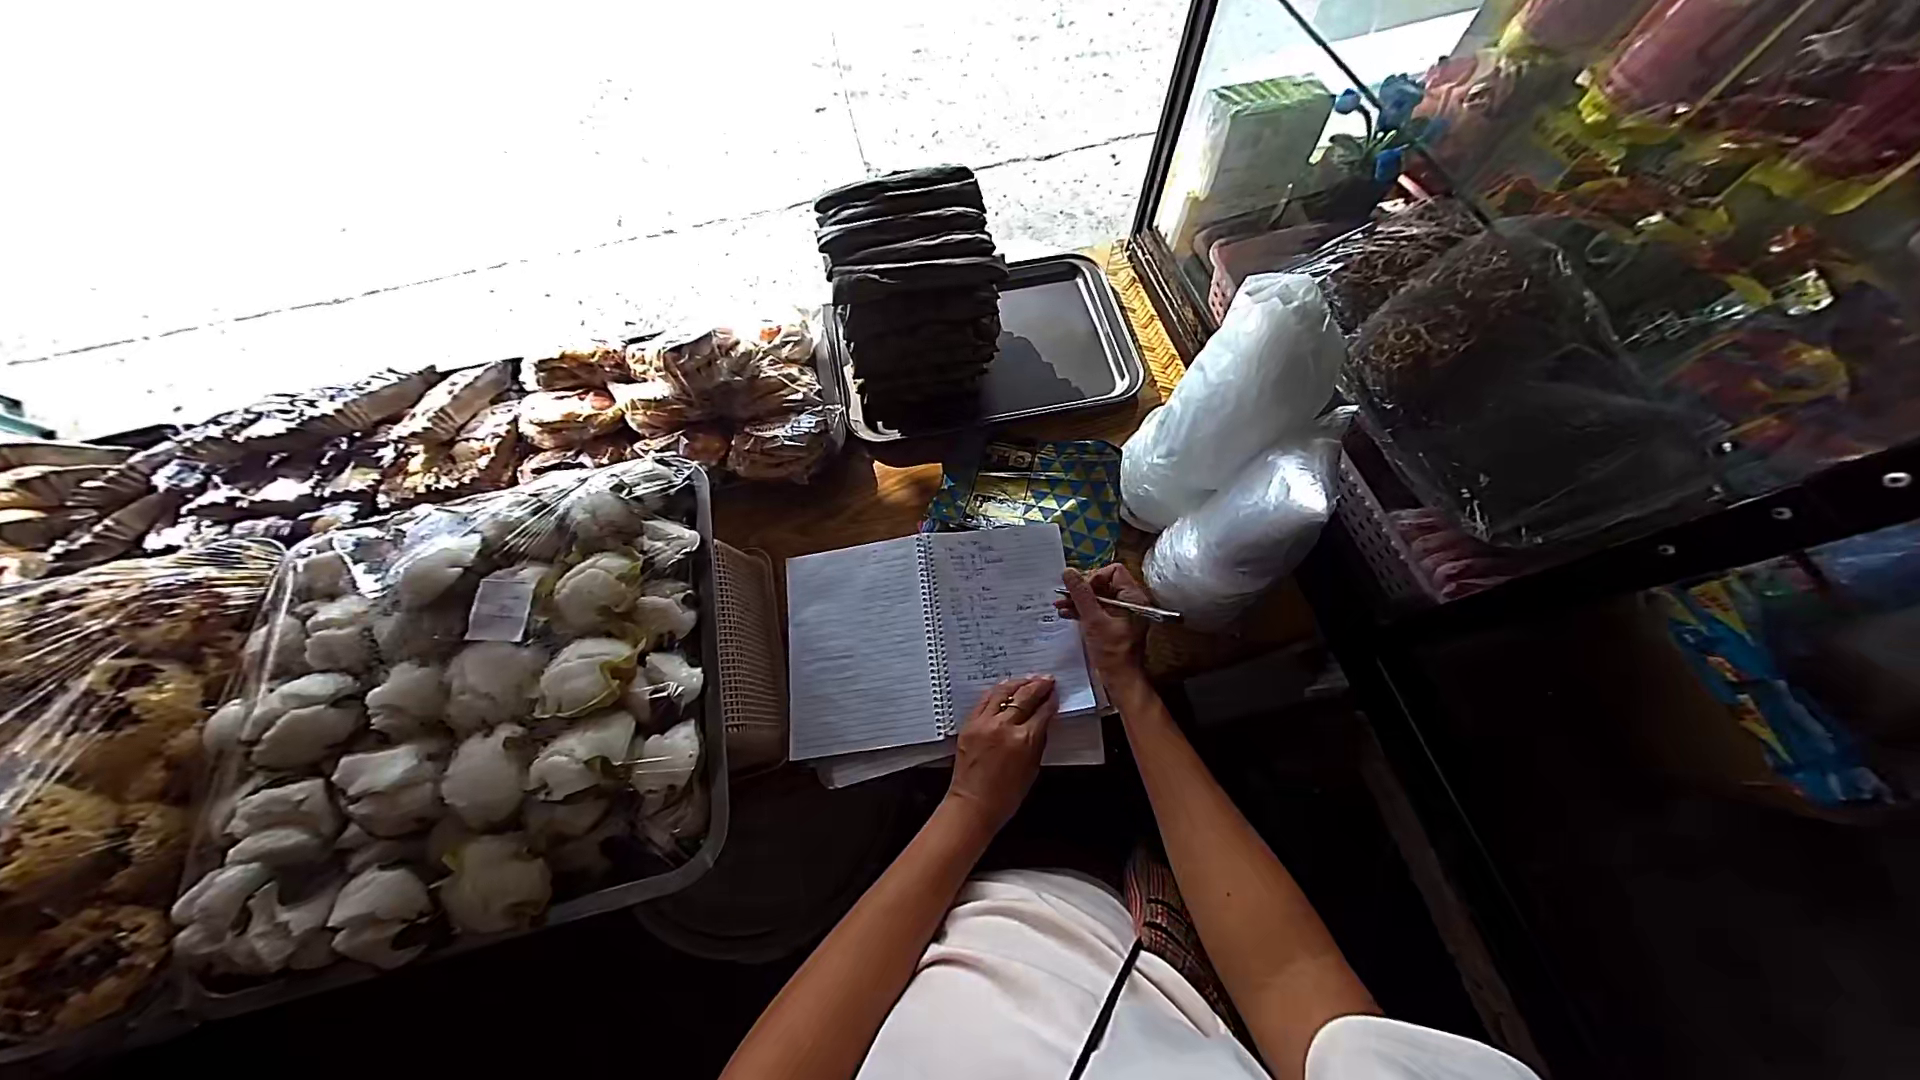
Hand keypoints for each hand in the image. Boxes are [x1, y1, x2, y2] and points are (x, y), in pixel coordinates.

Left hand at [946, 675, 1057, 831]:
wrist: (974, 804)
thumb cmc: (1007, 794)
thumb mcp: (1033, 767)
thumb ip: (1038, 741)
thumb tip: (1044, 721)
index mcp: (1024, 740)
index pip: (1042, 711)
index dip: (1050, 700)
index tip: (1055, 694)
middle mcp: (1004, 726)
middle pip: (1025, 696)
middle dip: (1038, 686)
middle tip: (1047, 680)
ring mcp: (984, 723)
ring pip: (1003, 692)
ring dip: (1018, 683)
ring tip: (1028, 680)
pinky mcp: (969, 724)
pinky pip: (985, 700)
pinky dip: (997, 692)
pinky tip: (1005, 688)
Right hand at [1057, 564, 1149, 680]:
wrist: (1121, 679)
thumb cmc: (1112, 652)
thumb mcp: (1093, 620)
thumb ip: (1081, 594)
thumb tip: (1068, 572)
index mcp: (1132, 597)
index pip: (1113, 571)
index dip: (1094, 577)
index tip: (1080, 590)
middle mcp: (1130, 601)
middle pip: (1104, 583)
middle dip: (1082, 589)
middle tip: (1064, 596)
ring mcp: (1122, 613)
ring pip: (1098, 596)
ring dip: (1079, 600)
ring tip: (1060, 605)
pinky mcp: (1114, 623)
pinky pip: (1097, 608)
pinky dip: (1083, 610)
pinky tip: (1067, 613)